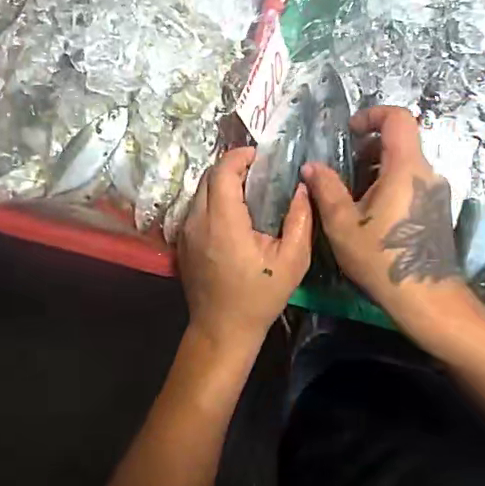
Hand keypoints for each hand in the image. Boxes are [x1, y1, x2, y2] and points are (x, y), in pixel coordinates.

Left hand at [177, 147, 311, 359]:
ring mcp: (186, 232)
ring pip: (200, 191)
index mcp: (223, 223)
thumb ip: (300, 219)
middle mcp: (198, 221)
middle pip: (209, 176)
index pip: (222, 172)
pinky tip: (235, 213)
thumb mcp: (292, 260)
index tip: (261, 155)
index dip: (240, 156)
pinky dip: (214, 199)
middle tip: (259, 170)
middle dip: (232, 166)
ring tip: (249, 188)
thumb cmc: (259, 297)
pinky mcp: (183, 242)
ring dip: (222, 182)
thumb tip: (302, 188)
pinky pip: (196, 208)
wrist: (222, 330)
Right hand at [300, 107, 481, 326]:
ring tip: (353, 196)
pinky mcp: (437, 211)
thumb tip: (312, 167)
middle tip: (345, 170)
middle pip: (401, 142)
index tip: (351, 131)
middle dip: (370, 148)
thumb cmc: (382, 259)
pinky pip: (412, 184)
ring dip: (378, 170)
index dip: (373, 115)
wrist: (425, 298)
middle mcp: (427, 174)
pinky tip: (371, 215)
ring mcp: (436, 193)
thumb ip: (326, 189)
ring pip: (406, 165)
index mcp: (407, 167)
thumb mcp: (343, 224)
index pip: (399, 118)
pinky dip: (391, 186)